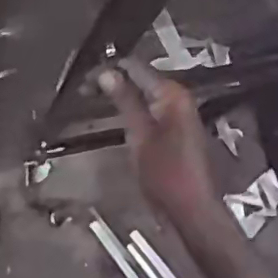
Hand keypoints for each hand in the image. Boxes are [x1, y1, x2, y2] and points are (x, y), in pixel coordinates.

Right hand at [100, 60, 218, 221]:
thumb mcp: (139, 136)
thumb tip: (105, 72)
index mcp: (172, 92)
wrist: (193, 211)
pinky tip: (118, 112)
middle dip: (114, 80)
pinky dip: (134, 106)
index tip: (85, 79)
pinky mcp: (178, 126)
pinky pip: (152, 105)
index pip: (136, 67)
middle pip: (142, 77)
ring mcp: (181, 110)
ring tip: (95, 98)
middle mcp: (179, 95)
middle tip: (85, 90)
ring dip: (123, 93)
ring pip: (146, 92)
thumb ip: (125, 101)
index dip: (109, 69)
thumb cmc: (165, 174)